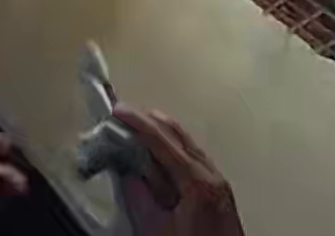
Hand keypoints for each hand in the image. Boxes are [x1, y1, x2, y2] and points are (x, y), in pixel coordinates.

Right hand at [113, 107, 243, 235]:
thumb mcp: (156, 230)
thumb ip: (138, 196)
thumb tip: (126, 171)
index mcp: (197, 181)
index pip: (161, 138)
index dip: (136, 121)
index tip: (115, 110)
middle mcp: (211, 174)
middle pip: (175, 131)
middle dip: (146, 121)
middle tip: (121, 119)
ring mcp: (218, 182)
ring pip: (184, 141)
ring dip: (158, 133)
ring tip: (134, 134)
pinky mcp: (219, 192)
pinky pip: (191, 156)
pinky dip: (170, 147)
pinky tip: (156, 157)